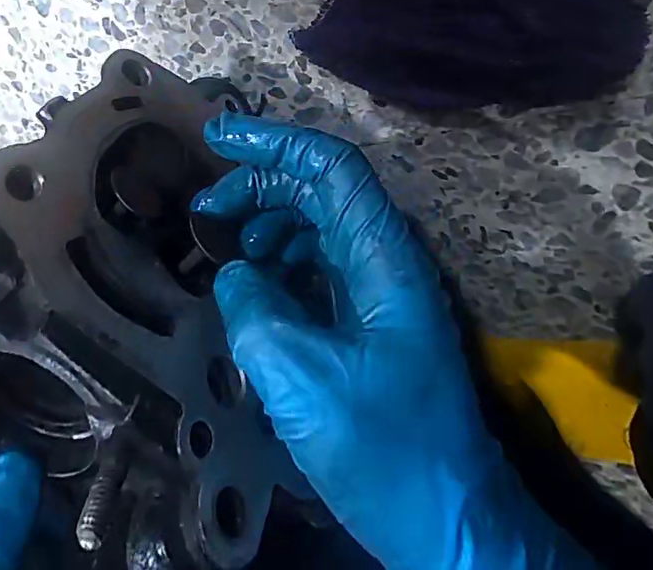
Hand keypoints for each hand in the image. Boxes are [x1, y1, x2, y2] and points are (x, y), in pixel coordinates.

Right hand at [193, 115, 592, 569]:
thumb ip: (257, 312)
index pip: (331, 168)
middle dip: (259, 184)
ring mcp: (378, 285)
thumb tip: (234, 272)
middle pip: (319, 189)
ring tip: (224, 247)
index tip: (219, 135)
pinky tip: (252, 283)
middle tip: (205, 209)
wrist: (447, 517)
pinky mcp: (367, 315)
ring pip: (316, 224)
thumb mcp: (304, 381)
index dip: (275, 142)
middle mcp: (384, 256)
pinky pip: (318, 264)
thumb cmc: (385, 449)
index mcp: (383, 255)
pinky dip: (279, 261)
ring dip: (267, 223)